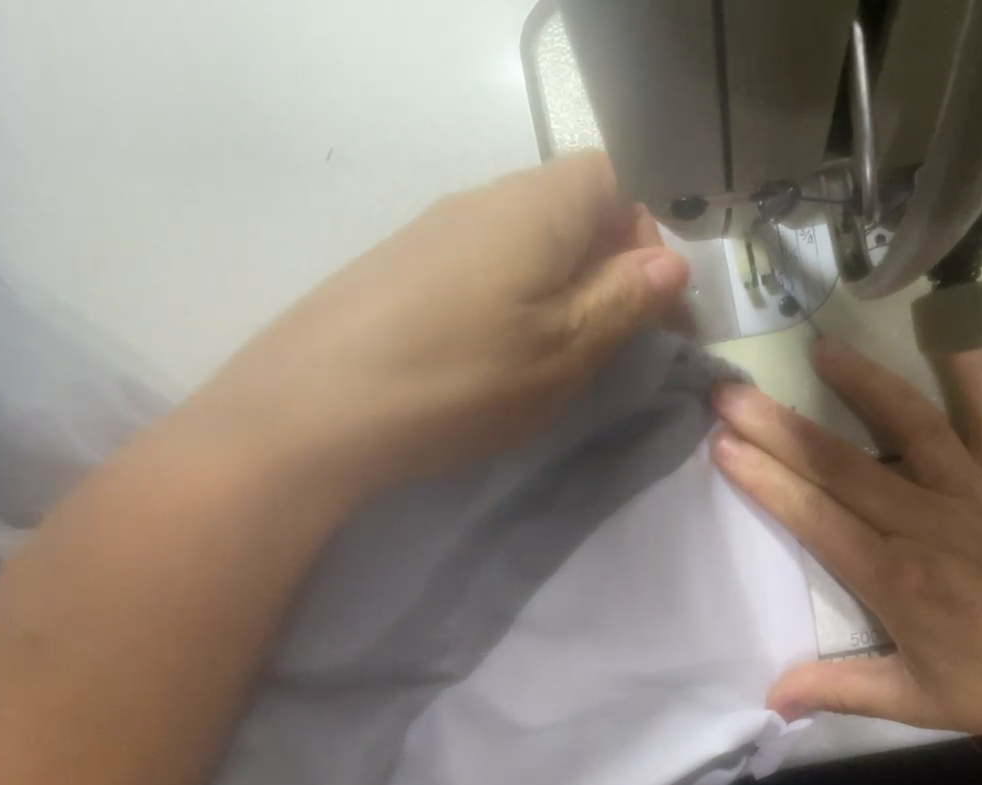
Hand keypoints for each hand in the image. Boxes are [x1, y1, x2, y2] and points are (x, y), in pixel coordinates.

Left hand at [185, 151, 690, 501]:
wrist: (310, 413)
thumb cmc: (462, 378)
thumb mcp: (566, 348)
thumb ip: (625, 299)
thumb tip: (671, 262)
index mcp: (536, 207)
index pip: (616, 176)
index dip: (647, 231)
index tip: (653, 300)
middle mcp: (483, 200)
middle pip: (572, 207)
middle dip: (610, 266)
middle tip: (617, 338)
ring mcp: (435, 232)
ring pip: (528, 242)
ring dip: (563, 288)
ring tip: (559, 355)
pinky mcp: (402, 269)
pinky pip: (485, 266)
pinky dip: (515, 300)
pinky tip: (498, 356)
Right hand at [711, 340, 981, 750]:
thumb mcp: (919, 702)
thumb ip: (840, 691)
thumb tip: (770, 699)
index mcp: (895, 578)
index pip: (815, 518)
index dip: (764, 480)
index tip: (721, 443)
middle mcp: (926, 523)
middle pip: (841, 466)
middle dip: (779, 427)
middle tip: (731, 391)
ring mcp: (974, 492)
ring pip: (909, 426)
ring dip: (862, 384)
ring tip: (821, 349)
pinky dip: (972, 373)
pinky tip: (949, 332)